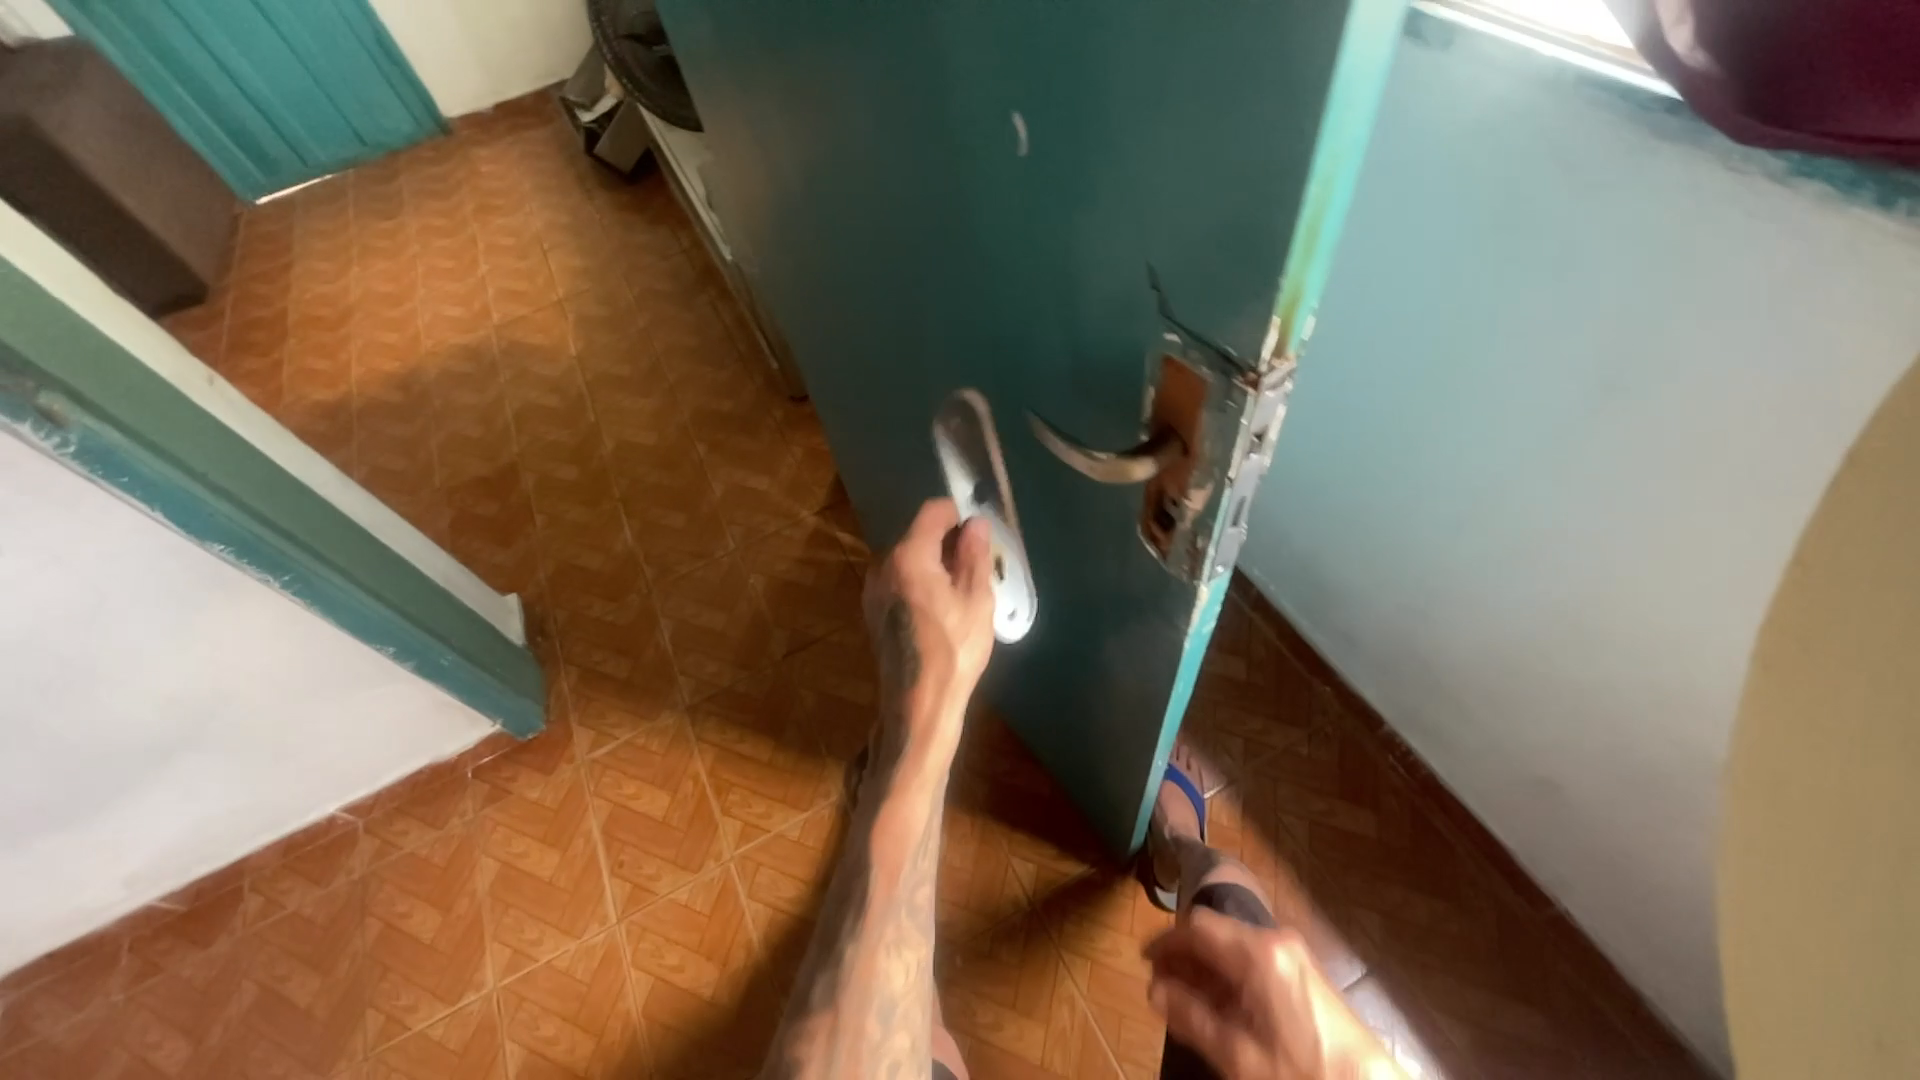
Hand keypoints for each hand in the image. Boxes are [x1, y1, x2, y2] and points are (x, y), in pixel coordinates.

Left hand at [863, 498, 995, 751]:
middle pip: (917, 536)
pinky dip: (919, 584)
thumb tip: (975, 523)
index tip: (977, 531)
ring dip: (932, 565)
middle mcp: (883, 565)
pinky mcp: (872, 610)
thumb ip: (975, 555)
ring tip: (959, 592)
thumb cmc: (954, 649)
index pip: (933, 512)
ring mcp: (873, 589)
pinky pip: (899, 581)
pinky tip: (939, 610)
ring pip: (908, 560)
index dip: (957, 513)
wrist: (918, 701)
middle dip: (946, 543)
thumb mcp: (977, 599)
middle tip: (975, 567)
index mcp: (909, 556)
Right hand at [1145, 909, 1402, 1079]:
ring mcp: (1294, 955)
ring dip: (1207, 967)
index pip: (1197, 926)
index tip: (1144, 962)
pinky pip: (1255, 959)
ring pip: (1235, 946)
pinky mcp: (1306, 973)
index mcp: (1258, 952)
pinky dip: (1231, 975)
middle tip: (1162, 986)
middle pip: (1216, 932)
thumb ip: (1191, 1017)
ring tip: (1187, 1000)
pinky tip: (1222, 1006)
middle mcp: (1276, 940)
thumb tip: (1154, 990)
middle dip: (1186, 956)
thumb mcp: (1238, 1054)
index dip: (1166, 942)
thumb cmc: (1301, 1074)